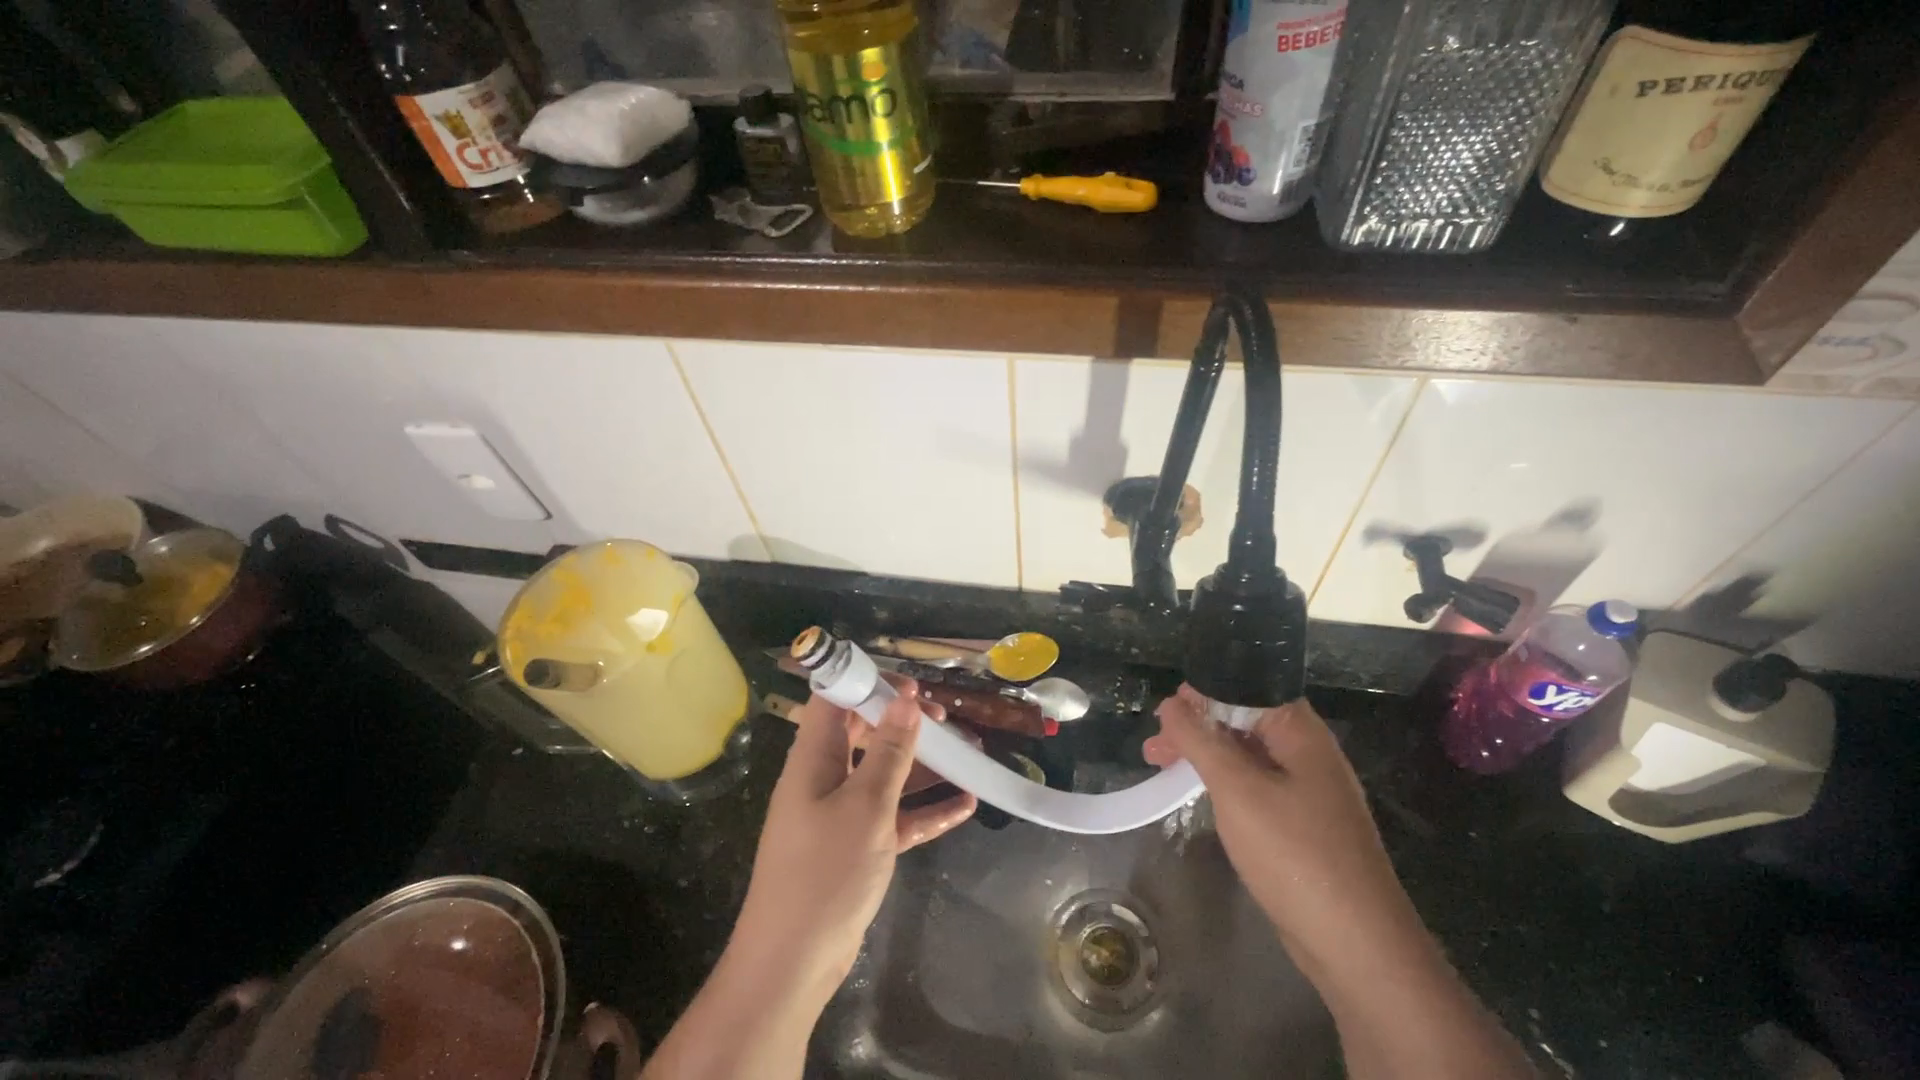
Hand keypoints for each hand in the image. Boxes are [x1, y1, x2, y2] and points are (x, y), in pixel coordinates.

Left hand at [733, 681, 976, 998]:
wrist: (794, 958)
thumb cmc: (825, 870)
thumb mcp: (865, 806)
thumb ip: (889, 753)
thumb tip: (905, 700)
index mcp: (813, 759)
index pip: (833, 702)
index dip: (869, 685)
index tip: (914, 686)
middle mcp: (824, 780)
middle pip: (865, 737)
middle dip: (905, 725)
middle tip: (947, 722)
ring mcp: (840, 816)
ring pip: (886, 778)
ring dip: (925, 768)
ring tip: (970, 757)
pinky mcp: (857, 849)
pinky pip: (895, 818)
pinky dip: (925, 811)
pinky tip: (965, 805)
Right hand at [1142, 686, 1424, 977]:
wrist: (1354, 940)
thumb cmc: (1294, 853)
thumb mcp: (1237, 790)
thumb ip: (1202, 741)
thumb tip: (1172, 704)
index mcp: (1302, 733)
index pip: (1248, 689)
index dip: (1204, 692)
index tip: (1163, 709)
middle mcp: (1309, 754)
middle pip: (1246, 722)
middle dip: (1198, 728)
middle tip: (1153, 748)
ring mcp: (1309, 792)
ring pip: (1249, 757)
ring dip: (1206, 757)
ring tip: (1160, 769)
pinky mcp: (1303, 826)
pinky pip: (1257, 788)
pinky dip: (1224, 785)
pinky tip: (1200, 797)